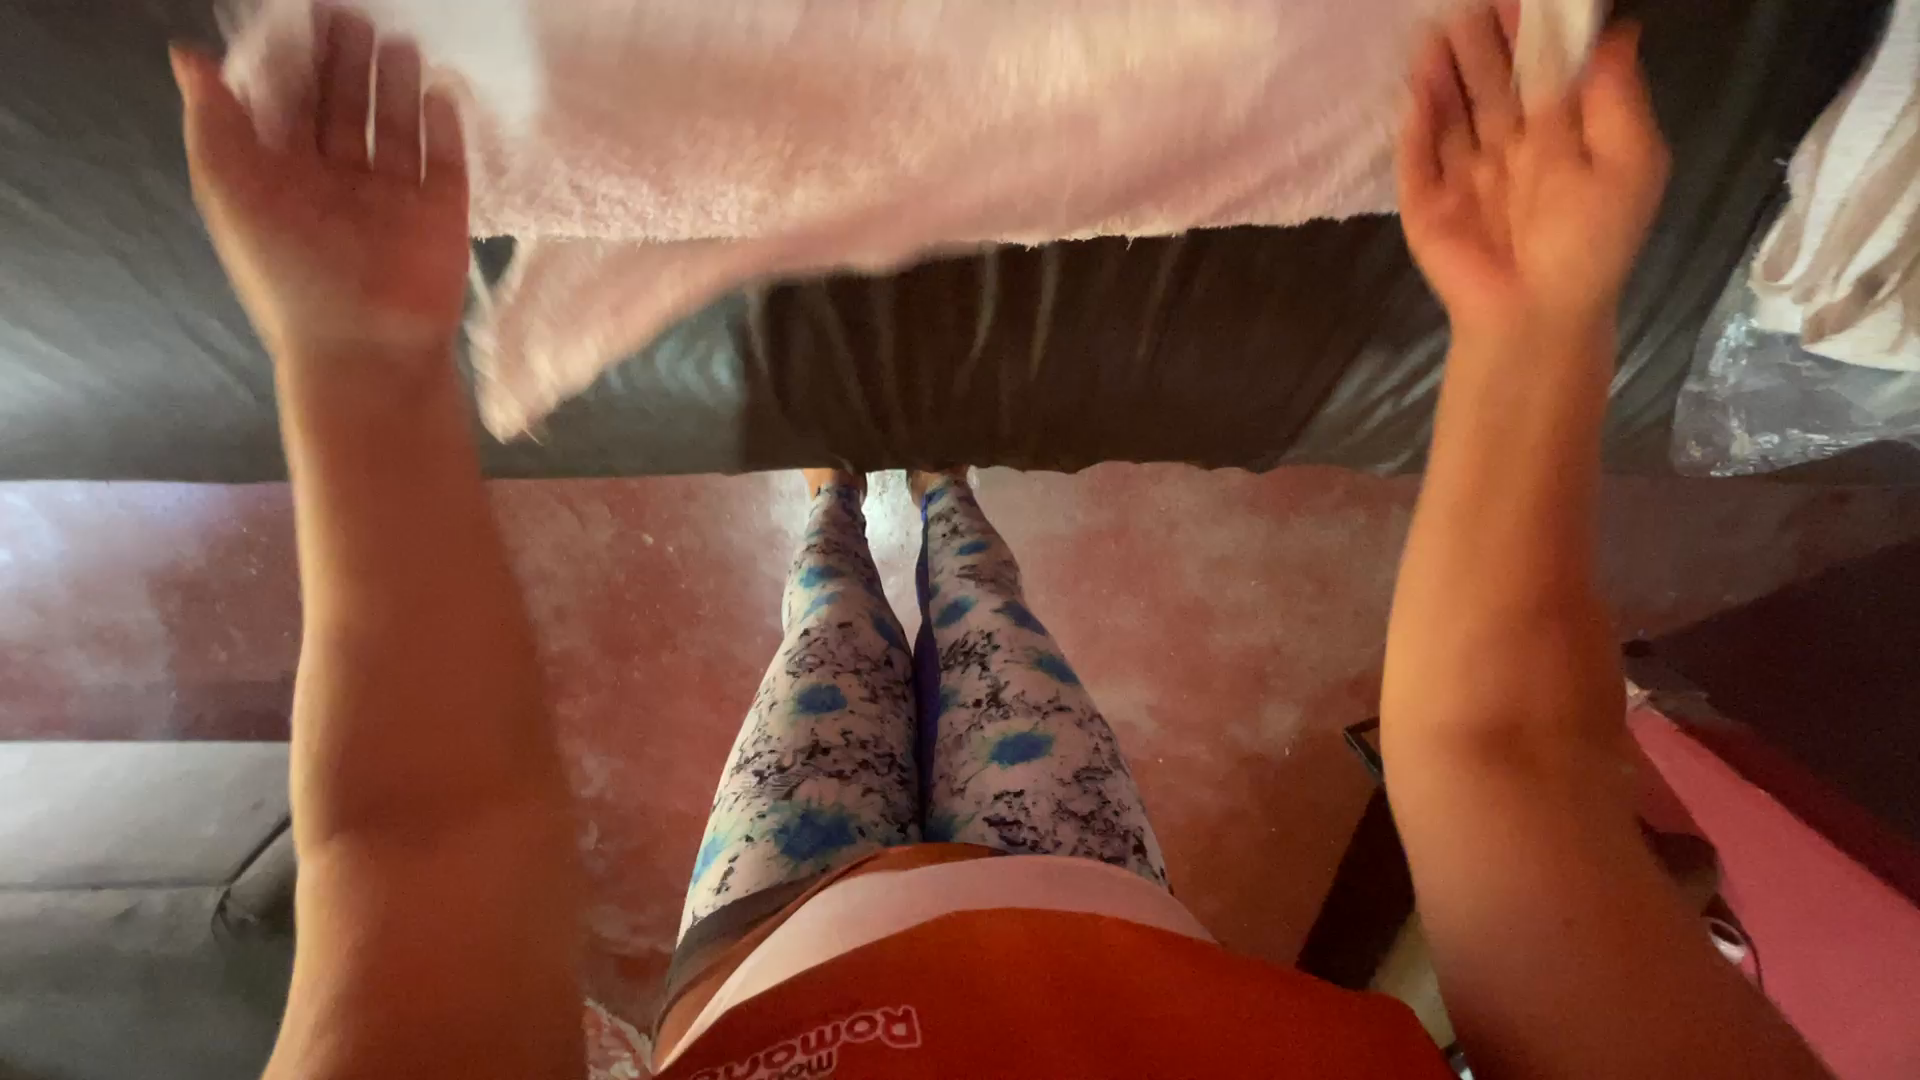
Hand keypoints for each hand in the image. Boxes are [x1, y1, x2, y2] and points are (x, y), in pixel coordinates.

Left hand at [172, 7, 468, 364]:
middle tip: (356, 17)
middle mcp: (344, 178)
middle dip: (351, 64)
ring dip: (399, 89)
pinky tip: (442, 95)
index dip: (297, 58)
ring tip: (402, 43)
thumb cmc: (289, 272)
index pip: (293, 101)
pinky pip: (446, 167)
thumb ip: (215, 124)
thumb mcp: (230, 190)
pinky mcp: (444, 217)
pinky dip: (446, 133)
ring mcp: (398, 198)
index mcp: (288, 170)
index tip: (305, 13)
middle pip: (348, 108)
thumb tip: (192, 56)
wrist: (368, 344)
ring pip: (398, 130)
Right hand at [1397, 7, 1669, 345]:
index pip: (1542, 73)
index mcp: (1560, 137)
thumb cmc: (1590, 242)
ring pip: (1451, 116)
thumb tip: (1614, 31)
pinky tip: (1416, 89)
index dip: (1534, 33)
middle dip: (1482, 45)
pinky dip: (1415, 126)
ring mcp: (1462, 178)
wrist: (1532, 311)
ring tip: (1436, 32)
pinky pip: (1417, 159)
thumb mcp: (1630, 161)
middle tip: (1469, 4)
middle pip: (1491, 87)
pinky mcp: (1424, 206)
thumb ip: (1616, 99)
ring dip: (1443, 75)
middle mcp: (1508, 151)